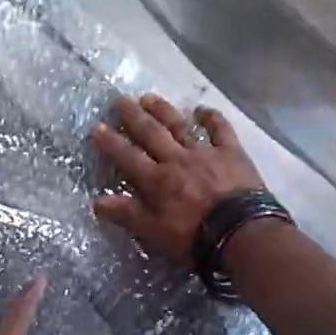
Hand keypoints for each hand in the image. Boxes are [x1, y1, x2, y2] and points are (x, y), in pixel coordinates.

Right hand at [90, 94, 265, 262]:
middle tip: (120, 100)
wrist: (238, 232)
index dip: (111, 143)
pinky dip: (210, 117)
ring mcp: (204, 152)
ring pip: (179, 126)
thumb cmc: (192, 237)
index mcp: (156, 181)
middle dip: (134, 117)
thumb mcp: (153, 232)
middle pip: (152, 134)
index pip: (128, 158)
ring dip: (163, 110)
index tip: (97, 127)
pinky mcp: (230, 152)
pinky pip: (220, 129)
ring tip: (149, 97)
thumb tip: (97, 202)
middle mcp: (176, 159)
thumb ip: (127, 214)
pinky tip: (201, 109)